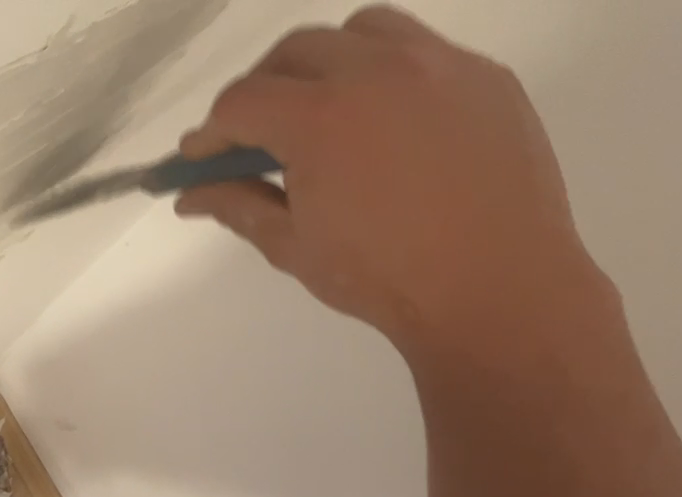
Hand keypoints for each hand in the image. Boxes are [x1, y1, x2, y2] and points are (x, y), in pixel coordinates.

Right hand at [176, 6, 608, 355]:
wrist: (490, 280)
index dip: (208, 133)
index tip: (196, 161)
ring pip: (360, 31)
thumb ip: (236, 204)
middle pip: (294, 51)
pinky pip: (417, 50)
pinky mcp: (482, 75)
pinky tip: (376, 128)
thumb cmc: (374, 272)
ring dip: (321, 64)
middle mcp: (378, 72)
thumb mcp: (288, 242)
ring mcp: (439, 65)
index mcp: (321, 119)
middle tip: (248, 139)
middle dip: (257, 90)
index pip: (241, 101)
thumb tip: (191, 194)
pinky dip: (378, 74)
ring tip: (315, 116)